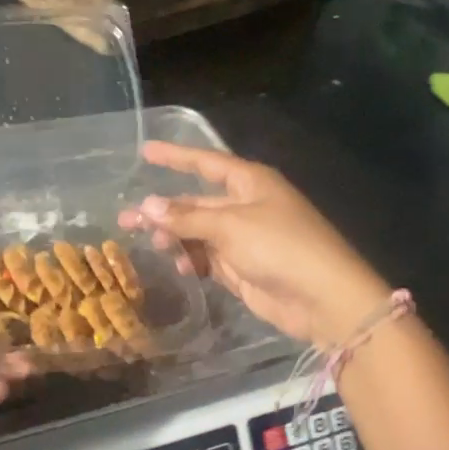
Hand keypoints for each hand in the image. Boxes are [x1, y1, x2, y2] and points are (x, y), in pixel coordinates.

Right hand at [118, 142, 390, 344]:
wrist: (323, 298)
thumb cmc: (280, 247)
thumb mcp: (230, 226)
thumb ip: (187, 216)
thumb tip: (147, 206)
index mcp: (250, 182)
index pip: (206, 163)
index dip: (176, 156)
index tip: (145, 151)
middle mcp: (247, 206)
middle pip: (197, 202)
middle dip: (165, 210)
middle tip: (125, 219)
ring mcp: (245, 239)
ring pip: (199, 232)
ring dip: (176, 237)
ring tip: (153, 244)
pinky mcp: (243, 269)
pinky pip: (209, 258)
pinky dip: (193, 260)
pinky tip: (180, 265)